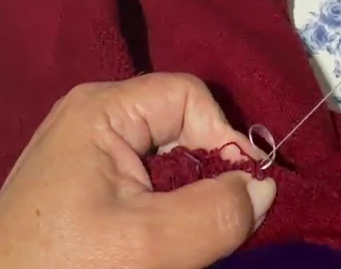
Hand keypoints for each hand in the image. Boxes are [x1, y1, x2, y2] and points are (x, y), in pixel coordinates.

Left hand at [0, 74, 277, 268]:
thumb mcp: (146, 246)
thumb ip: (214, 213)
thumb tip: (265, 185)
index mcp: (101, 107)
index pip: (186, 95)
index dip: (222, 137)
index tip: (244, 192)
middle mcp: (90, 111)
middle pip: (174, 122)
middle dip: (205, 169)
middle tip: (216, 223)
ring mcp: (79, 144)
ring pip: (159, 152)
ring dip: (184, 193)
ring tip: (186, 239)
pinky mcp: (75, 178)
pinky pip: (137, 174)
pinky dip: (160, 204)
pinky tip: (158, 240)